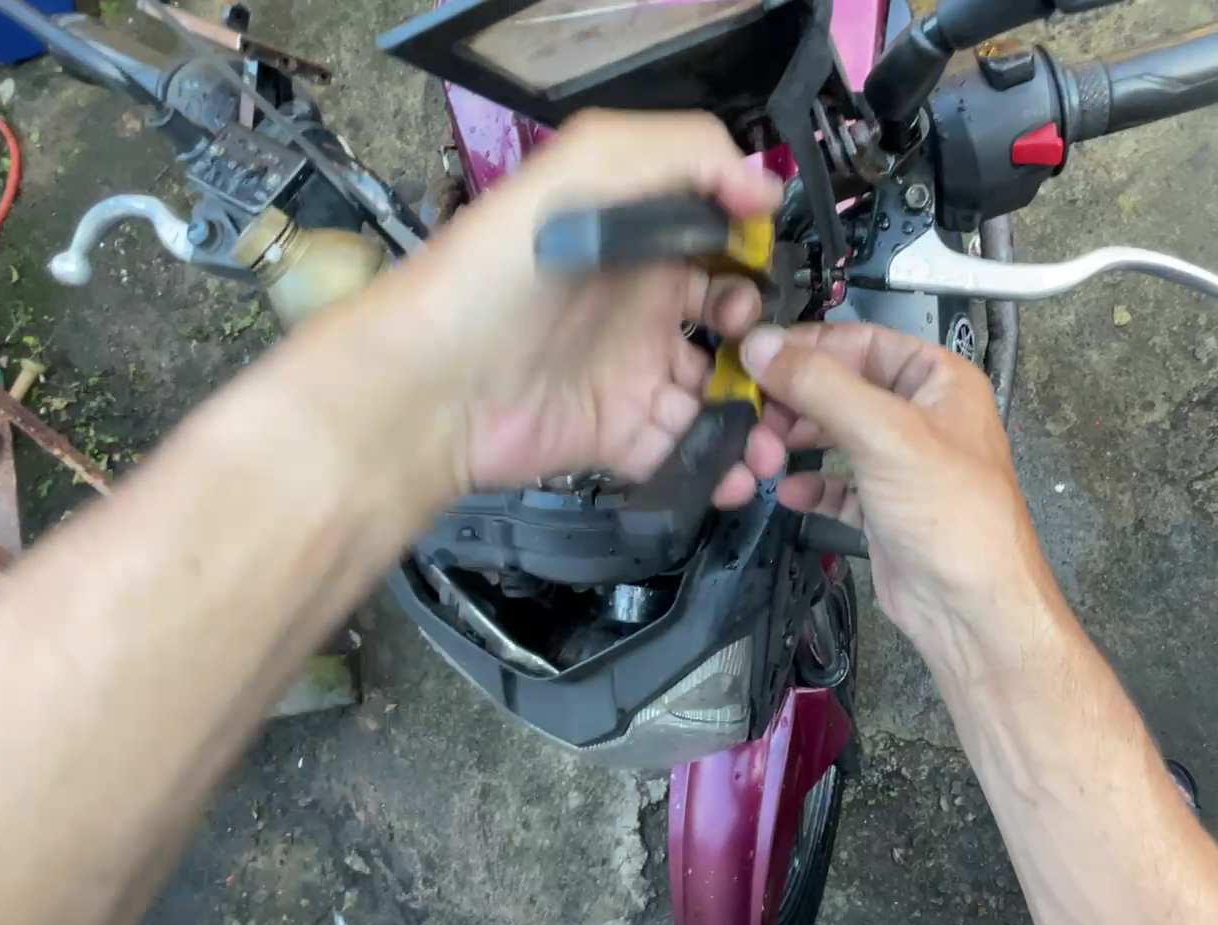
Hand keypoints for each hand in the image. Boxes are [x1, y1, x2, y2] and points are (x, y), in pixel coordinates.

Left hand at [377, 110, 789, 498]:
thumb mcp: (583, 172)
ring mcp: (633, 380)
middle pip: (729, 338)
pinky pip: (682, 452)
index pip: (718, 258)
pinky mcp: (620, 437)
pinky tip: (736, 475)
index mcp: (639, 251)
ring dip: (755, 422)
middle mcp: (641, 315)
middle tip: (782, 380)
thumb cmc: (497, 275)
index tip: (765, 296)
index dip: (752, 274)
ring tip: (774, 447)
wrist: (435, 387)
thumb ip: (681, 156)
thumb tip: (765, 187)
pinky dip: (716, 468)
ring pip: (716, 401)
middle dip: (766, 359)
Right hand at [736, 323, 1063, 668]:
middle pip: (841, 389)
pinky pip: (836, 485)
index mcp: (938, 381)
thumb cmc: (950, 514)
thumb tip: (760, 347)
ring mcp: (901, 463)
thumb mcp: (884, 433)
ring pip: (833, 436)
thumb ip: (820, 385)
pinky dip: (810, 486)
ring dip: (793, 443)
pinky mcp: (883, 507)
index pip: (862, 341)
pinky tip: (788, 492)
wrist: (968, 607)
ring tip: (762, 457)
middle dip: (794, 403)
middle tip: (755, 419)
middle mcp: (921, 416)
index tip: (757, 356)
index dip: (808, 347)